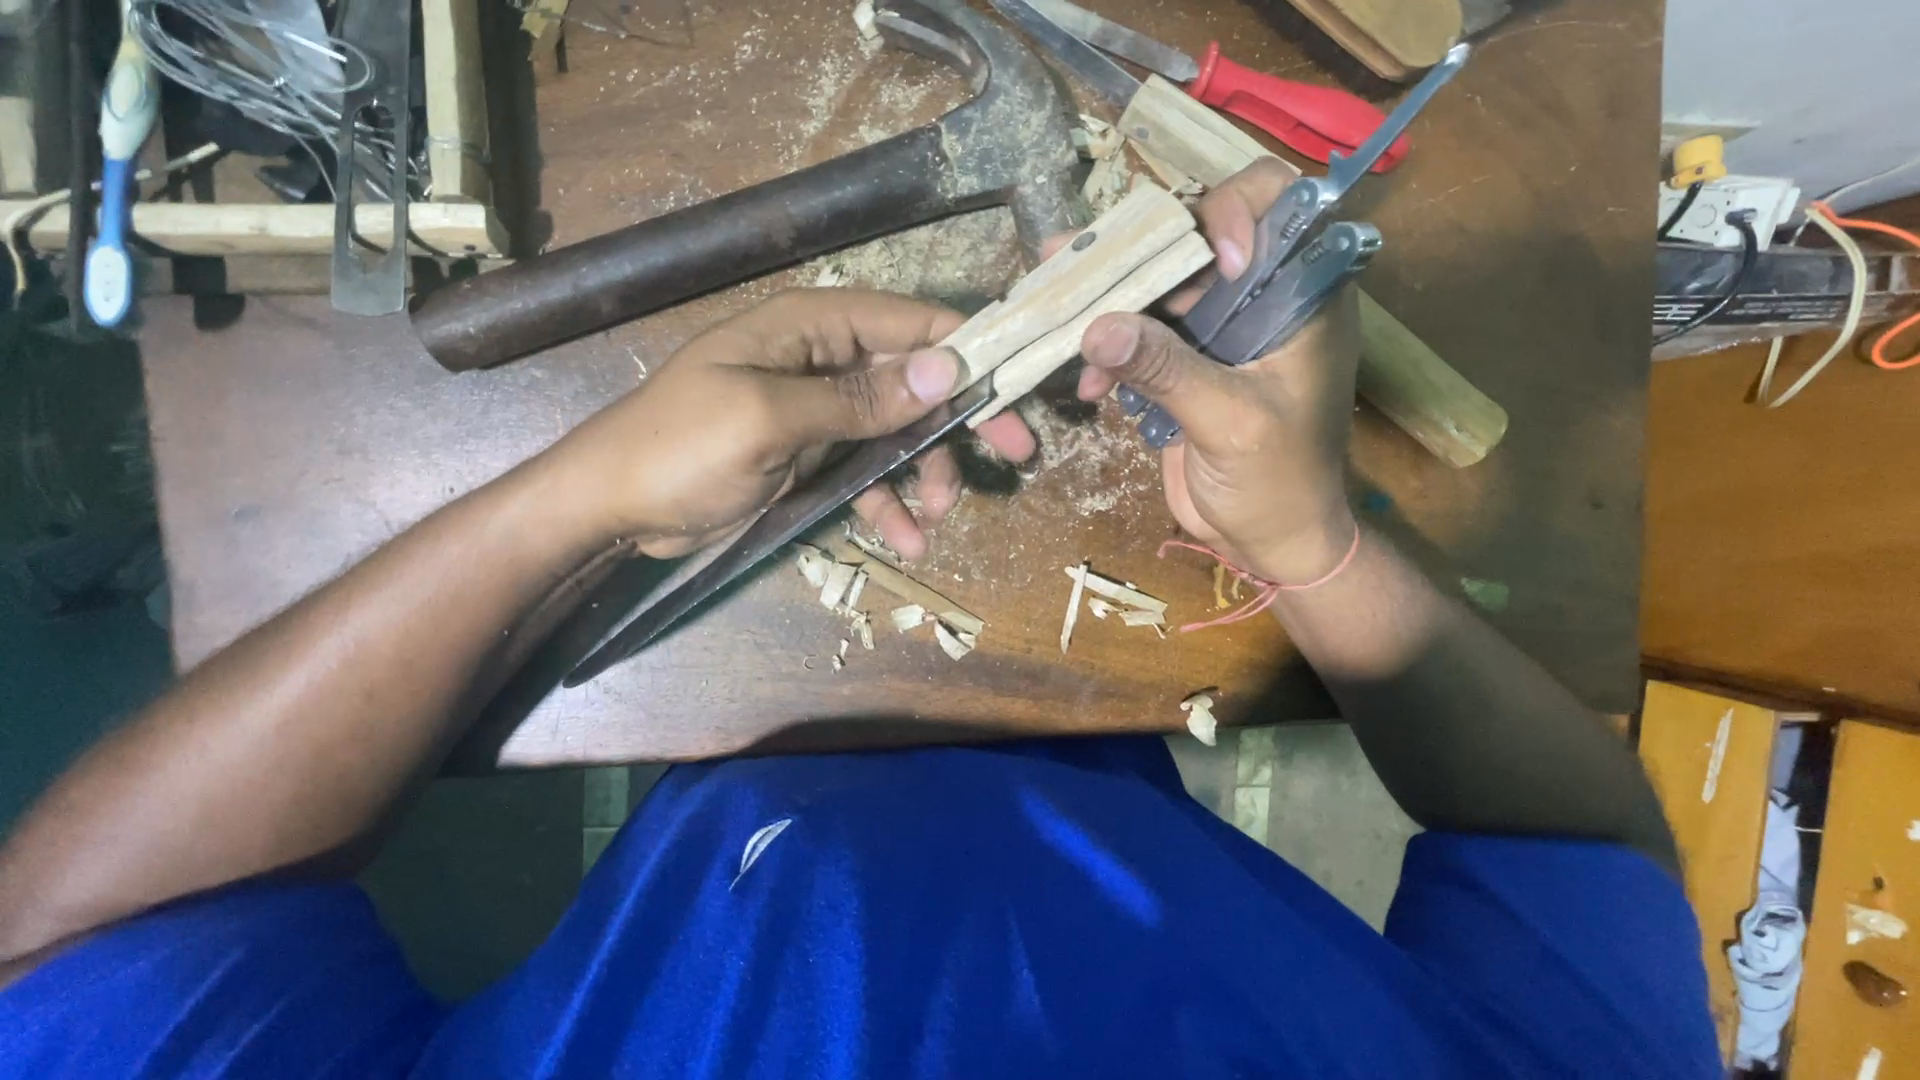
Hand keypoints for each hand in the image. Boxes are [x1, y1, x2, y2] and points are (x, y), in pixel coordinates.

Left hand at [543, 289, 1033, 558]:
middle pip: (915, 381)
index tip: (1019, 384)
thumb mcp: (769, 418)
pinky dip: (888, 503)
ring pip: (899, 434)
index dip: (969, 350)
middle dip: (962, 419)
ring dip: (927, 473)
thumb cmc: (679, 446)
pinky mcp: (812, 459)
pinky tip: (905, 538)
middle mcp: (823, 362)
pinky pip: (867, 474)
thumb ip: (858, 396)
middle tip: (1016, 453)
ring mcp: (820, 414)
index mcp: (811, 328)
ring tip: (938, 517)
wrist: (613, 508)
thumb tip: (943, 367)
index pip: (909, 324)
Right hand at [1074, 160, 1359, 583]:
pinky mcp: (1180, 364)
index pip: (1278, 206)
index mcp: (1300, 295)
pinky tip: (1086, 385)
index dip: (1235, 209)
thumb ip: (1167, 370)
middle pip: (1194, 238)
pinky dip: (1106, 352)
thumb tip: (1097, 326)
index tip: (1205, 261)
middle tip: (1074, 261)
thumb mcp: (1229, 422)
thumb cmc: (1279, 482)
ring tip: (1057, 310)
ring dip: (1106, 300)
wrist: (1269, 541)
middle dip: (1134, 249)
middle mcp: (1256, 298)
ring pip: (1154, 286)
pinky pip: (1136, 336)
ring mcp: (1213, 331)